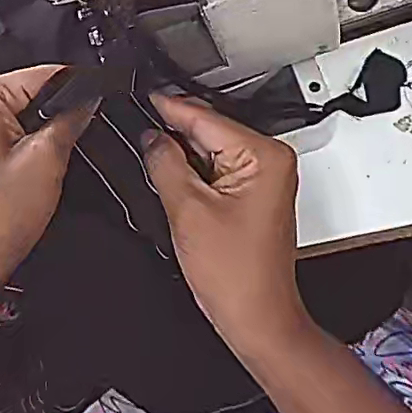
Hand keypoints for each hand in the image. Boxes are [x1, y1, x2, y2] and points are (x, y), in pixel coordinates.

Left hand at [0, 65, 95, 311]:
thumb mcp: (47, 160)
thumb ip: (73, 116)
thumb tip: (91, 94)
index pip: (49, 72)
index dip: (83, 91)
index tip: (104, 109)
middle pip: (39, 88)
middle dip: (63, 113)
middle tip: (74, 146)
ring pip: (31, 108)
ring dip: (49, 129)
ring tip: (53, 160)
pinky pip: (16, 124)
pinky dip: (34, 139)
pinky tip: (38, 164)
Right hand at [139, 93, 309, 348]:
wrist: (257, 316)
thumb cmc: (238, 275)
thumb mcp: (188, 210)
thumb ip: (165, 163)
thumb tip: (152, 137)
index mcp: (264, 155)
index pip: (207, 119)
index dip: (170, 108)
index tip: (147, 96)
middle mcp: (271, 160)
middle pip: (211, 131)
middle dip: (175, 131)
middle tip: (140, 126)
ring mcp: (265, 176)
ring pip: (212, 149)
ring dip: (183, 152)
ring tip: (151, 152)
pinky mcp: (255, 191)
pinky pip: (218, 168)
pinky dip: (195, 170)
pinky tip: (172, 174)